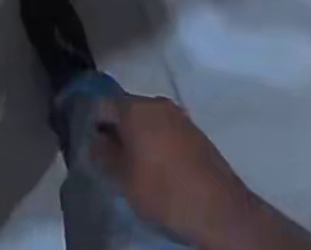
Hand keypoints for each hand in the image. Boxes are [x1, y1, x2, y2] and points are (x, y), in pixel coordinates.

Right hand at [88, 95, 261, 245]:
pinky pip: (165, 128)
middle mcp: (156, 102)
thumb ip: (103, 155)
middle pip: (127, 109)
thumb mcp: (123, 179)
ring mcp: (178, 114)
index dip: (93, 123)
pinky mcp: (193, 129)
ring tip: (135, 165)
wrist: (217, 207)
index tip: (92, 145)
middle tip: (111, 159)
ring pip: (147, 119)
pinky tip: (159, 166)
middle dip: (116, 130)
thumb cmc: (163, 191)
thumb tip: (95, 139)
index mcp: (135, 108)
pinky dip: (157, 141)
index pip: (103, 104)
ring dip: (138, 136)